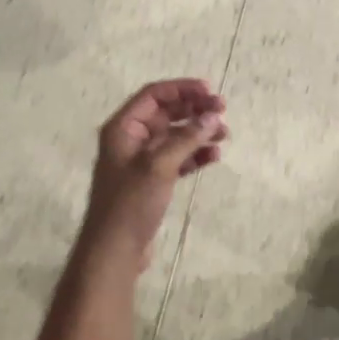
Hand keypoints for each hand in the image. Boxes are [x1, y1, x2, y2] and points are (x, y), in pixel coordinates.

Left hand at [81, 79, 227, 272]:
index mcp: (123, 128)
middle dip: (195, 110)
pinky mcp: (152, 180)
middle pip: (166, 113)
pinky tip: (213, 157)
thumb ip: (186, 138)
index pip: (154, 95)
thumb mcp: (159, 166)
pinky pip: (177, 158)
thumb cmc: (130, 203)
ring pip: (174, 136)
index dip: (182, 89)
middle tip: (223, 111)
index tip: (210, 91)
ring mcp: (141, 161)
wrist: (114, 250)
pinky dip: (194, 155)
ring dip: (198, 132)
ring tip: (224, 135)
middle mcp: (130, 139)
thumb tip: (212, 116)